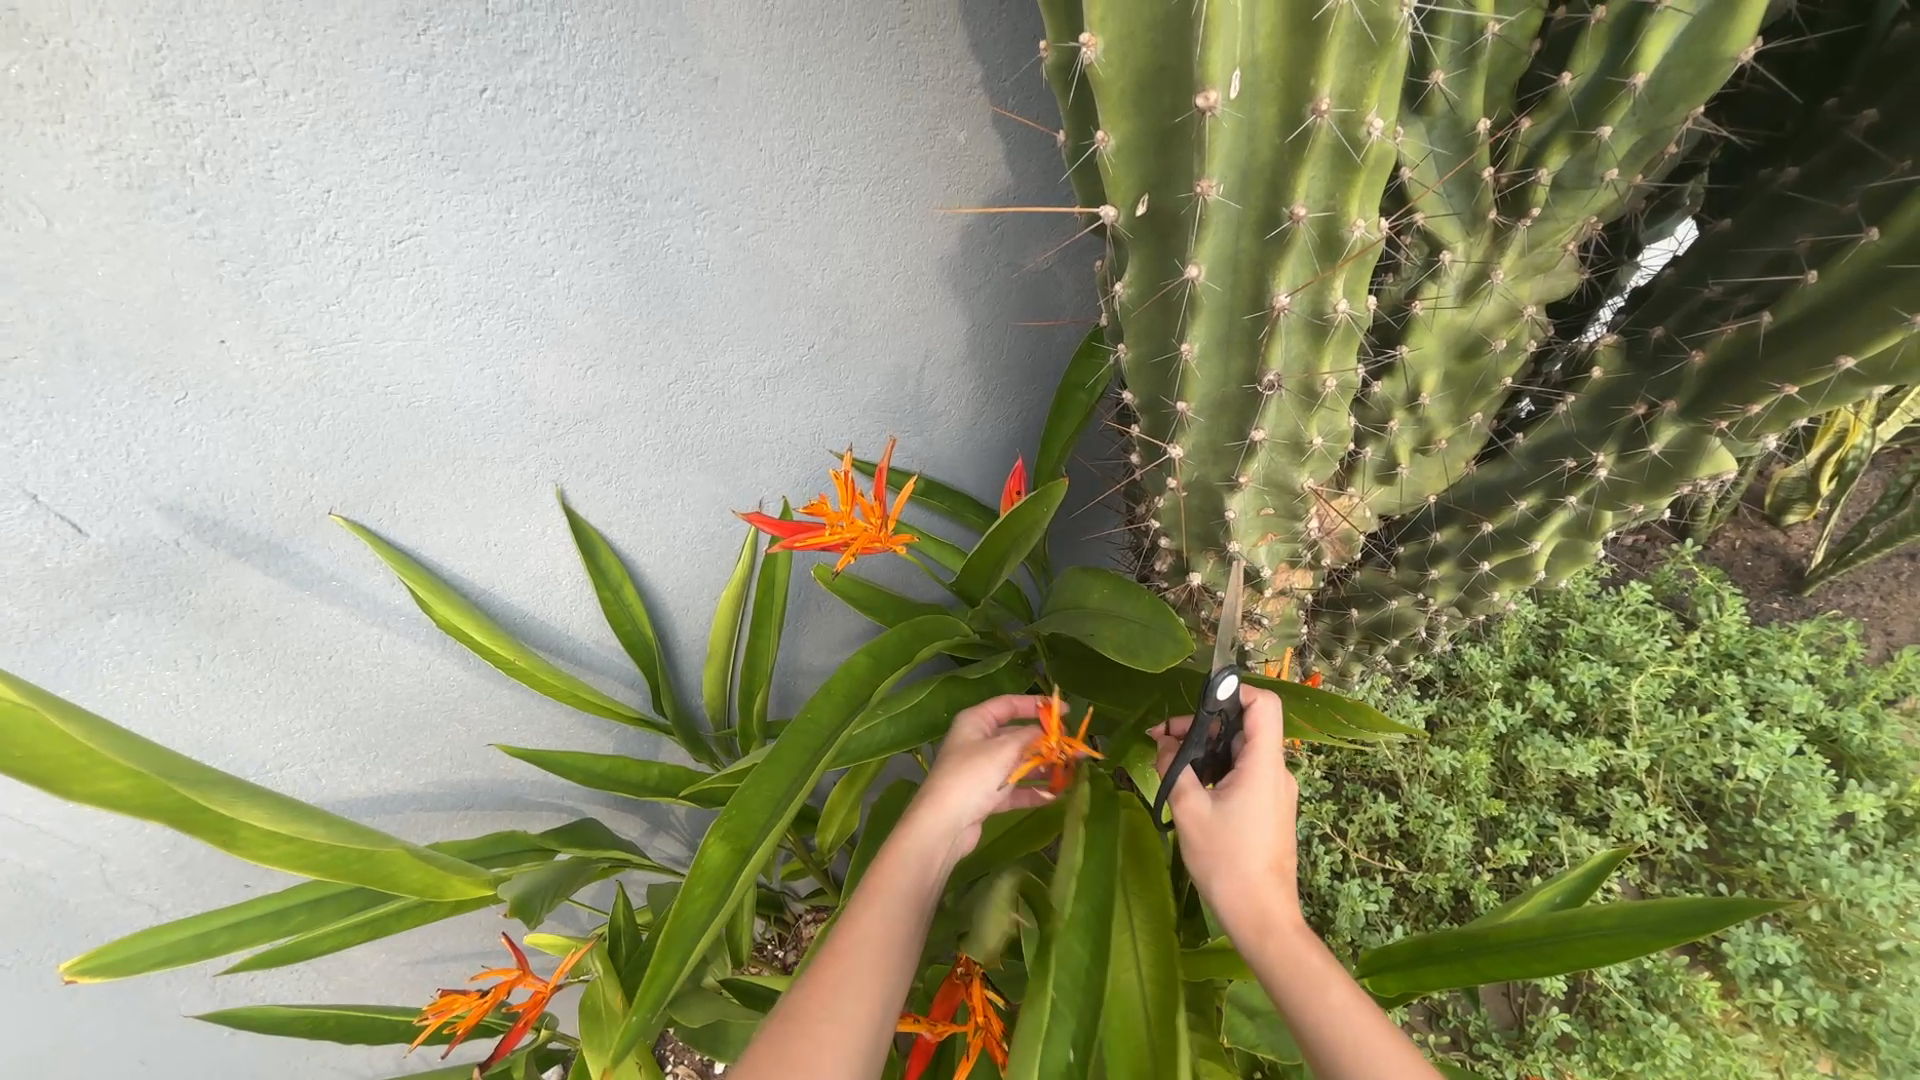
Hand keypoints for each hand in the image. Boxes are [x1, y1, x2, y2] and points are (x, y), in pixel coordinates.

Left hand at [901, 694, 1056, 864]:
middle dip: (1045, 743)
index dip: (1037, 705)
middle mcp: (977, 742)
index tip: (1066, 712)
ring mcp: (981, 771)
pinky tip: (1054, 796)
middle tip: (1072, 748)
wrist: (945, 824)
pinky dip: (1032, 792)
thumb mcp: (1005, 749)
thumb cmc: (973, 776)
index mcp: (976, 722)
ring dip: (1042, 768)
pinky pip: (1013, 789)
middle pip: (1016, 736)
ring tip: (1070, 772)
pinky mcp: (985, 797)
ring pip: (1017, 764)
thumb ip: (1031, 738)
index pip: (1009, 705)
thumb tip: (1049, 733)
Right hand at [1152, 686, 1303, 937]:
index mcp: (1263, 765)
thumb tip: (1164, 743)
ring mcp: (1275, 792)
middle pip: (1244, 727)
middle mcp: (1276, 772)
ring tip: (1169, 763)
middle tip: (1163, 740)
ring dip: (1205, 749)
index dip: (1233, 691)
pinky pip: (1243, 773)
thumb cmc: (1226, 861)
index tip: (1195, 702)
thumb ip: (1174, 767)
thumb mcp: (1188, 809)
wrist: (1261, 918)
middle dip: (1202, 725)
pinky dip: (1216, 769)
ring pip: (1240, 752)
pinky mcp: (1269, 809)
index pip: (1263, 704)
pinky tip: (1189, 786)